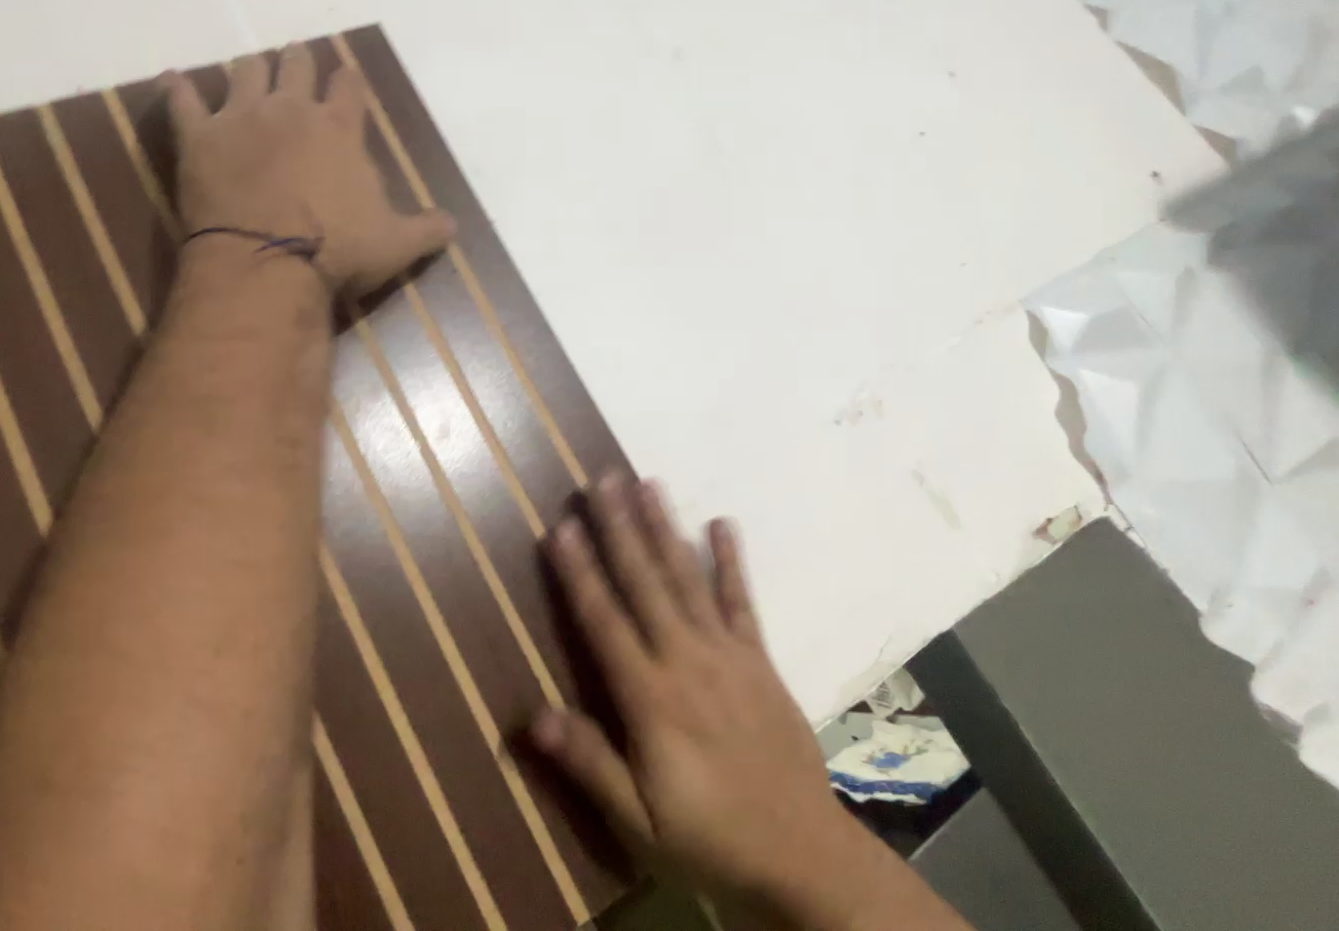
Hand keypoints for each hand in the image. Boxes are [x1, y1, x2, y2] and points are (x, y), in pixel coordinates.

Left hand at [163, 44, 455, 295]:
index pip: (348, 87)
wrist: (266, 262)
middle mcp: (291, 109)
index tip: (345, 79)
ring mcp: (241, 118)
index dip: (347, 81)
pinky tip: (173, 78)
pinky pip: (182, 101)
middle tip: (295, 62)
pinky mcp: (199, 138)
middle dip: (298, 62)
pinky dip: (177, 88)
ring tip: (250, 69)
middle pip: (295, 66)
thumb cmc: (335, 251)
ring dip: (250, 68)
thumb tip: (454, 226)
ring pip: (245, 71)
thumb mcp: (394, 245)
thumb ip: (425, 229)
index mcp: (339, 127)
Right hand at [532, 475, 846, 897]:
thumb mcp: (637, 818)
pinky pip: (742, 603)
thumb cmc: (708, 838)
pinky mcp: (760, 662)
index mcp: (650, 697)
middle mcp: (686, 661)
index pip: (604, 621)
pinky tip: (720, 524)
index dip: (580, 573)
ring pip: (688, 579)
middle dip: (619, 529)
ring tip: (646, 484)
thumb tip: (532, 716)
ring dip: (663, 529)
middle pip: (645, 584)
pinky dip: (730, 562)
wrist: (805, 858)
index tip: (561, 527)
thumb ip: (588, 763)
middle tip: (601, 480)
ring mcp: (729, 656)